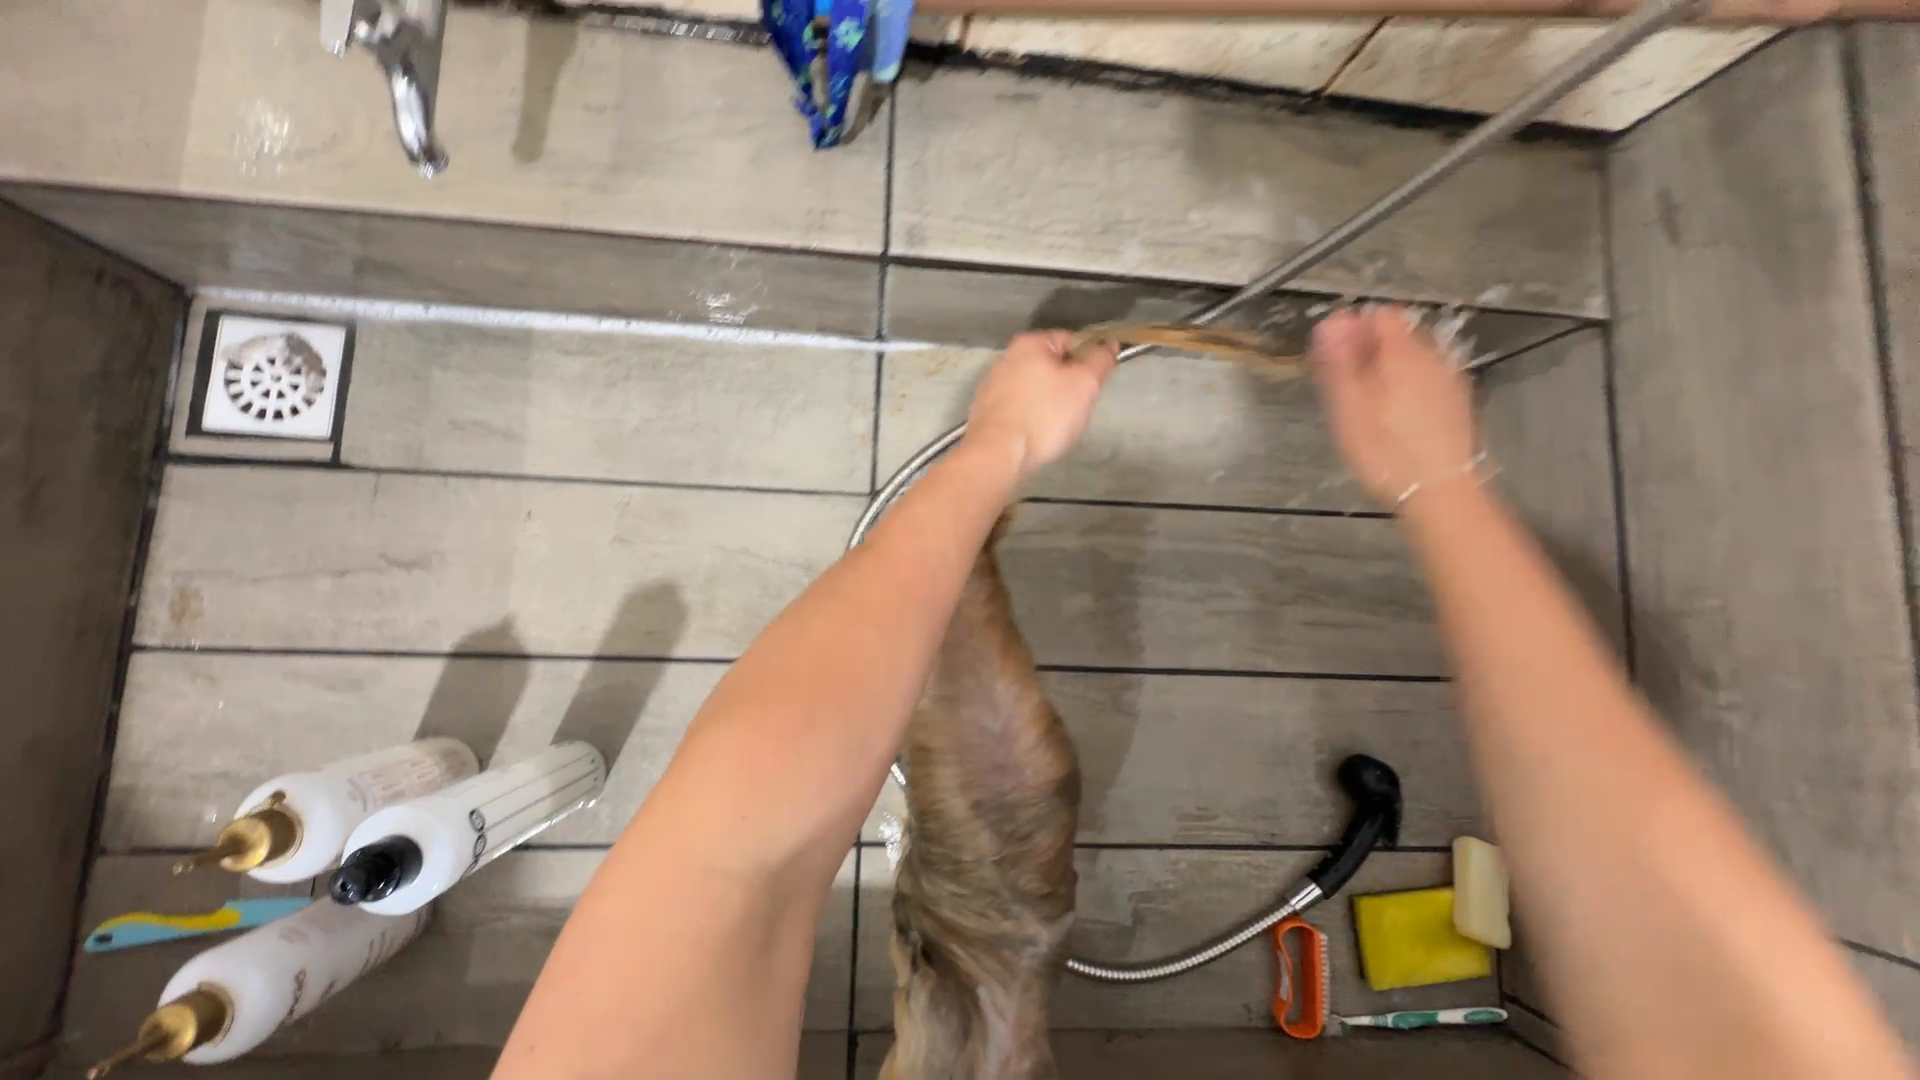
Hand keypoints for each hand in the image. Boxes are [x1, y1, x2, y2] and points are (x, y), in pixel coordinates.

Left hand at [963, 330, 1117, 478]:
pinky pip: (1019, 408)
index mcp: (1030, 343)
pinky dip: (1030, 417)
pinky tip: (1036, 434)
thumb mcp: (1084, 384)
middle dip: (1068, 384)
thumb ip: (1100, 360)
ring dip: (1049, 402)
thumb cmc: (1045, 415)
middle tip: (1078, 407)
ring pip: (1035, 388)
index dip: (1090, 360)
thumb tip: (1109, 344)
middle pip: (1051, 365)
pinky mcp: (986, 411)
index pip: (1072, 340)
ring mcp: (992, 385)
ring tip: (1056, 425)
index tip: (1095, 383)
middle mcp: (1006, 358)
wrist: (999, 453)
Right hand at [1311, 308, 1478, 506]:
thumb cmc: (1385, 450)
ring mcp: (1449, 379)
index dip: (1354, 327)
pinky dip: (1406, 384)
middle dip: (1369, 347)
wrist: (1439, 490)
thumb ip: (1338, 361)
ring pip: (1414, 357)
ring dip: (1387, 367)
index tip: (1334, 355)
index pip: (1381, 315)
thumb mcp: (1348, 406)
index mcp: (1403, 353)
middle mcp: (1432, 357)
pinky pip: (1426, 378)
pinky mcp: (1456, 402)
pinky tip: (1393, 413)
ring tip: (1365, 400)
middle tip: (1344, 381)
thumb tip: (1330, 321)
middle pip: (1400, 333)